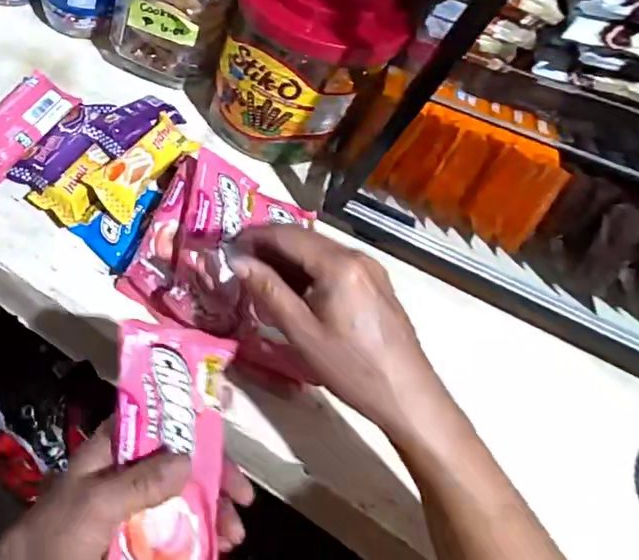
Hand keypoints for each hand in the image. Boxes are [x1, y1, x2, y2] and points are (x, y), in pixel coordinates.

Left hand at [0, 429, 252, 559]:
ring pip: (181, 499)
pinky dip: (201, 538)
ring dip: (212, 510)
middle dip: (210, 477)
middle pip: (175, 463)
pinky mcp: (138, 539)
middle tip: (240, 501)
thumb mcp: (97, 501)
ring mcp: (132, 507)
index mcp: (109, 449)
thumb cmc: (58, 529)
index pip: (151, 421)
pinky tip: (219, 548)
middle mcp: (123, 472)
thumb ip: (138, 480)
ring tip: (233, 534)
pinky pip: (177, 533)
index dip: (186, 424)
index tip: (223, 440)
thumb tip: (185, 456)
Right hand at [231, 224, 454, 441]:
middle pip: (299, 237)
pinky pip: (329, 263)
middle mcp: (356, 257)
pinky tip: (291, 292)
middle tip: (238, 267)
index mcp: (339, 264)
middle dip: (264, 247)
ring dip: (283, 259)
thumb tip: (235, 259)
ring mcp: (369, 270)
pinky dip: (304, 270)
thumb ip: (266, 288)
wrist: (413, 404)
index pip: (283, 234)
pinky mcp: (374, 284)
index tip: (225, 251)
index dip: (250, 237)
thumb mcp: (300, 330)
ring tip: (260, 282)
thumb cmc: (353, 369)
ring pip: (313, 249)